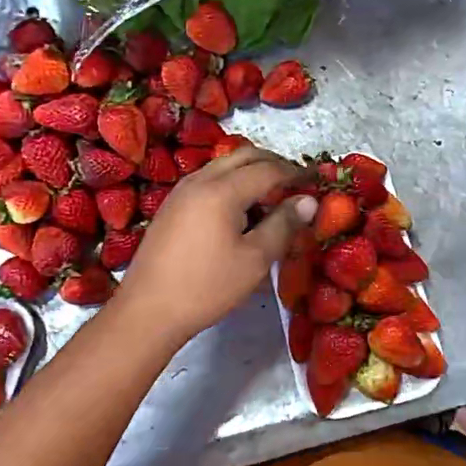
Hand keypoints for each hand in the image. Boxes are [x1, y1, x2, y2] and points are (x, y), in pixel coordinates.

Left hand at [110, 148, 316, 344]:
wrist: (149, 310)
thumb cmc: (207, 287)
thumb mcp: (255, 260)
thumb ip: (283, 225)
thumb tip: (308, 202)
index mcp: (222, 190)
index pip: (268, 169)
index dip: (295, 173)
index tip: (316, 182)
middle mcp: (200, 180)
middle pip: (243, 156)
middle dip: (273, 164)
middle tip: (296, 183)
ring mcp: (181, 191)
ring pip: (223, 166)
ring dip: (250, 172)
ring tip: (271, 198)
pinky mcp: (172, 206)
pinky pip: (208, 180)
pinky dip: (231, 184)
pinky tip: (240, 212)